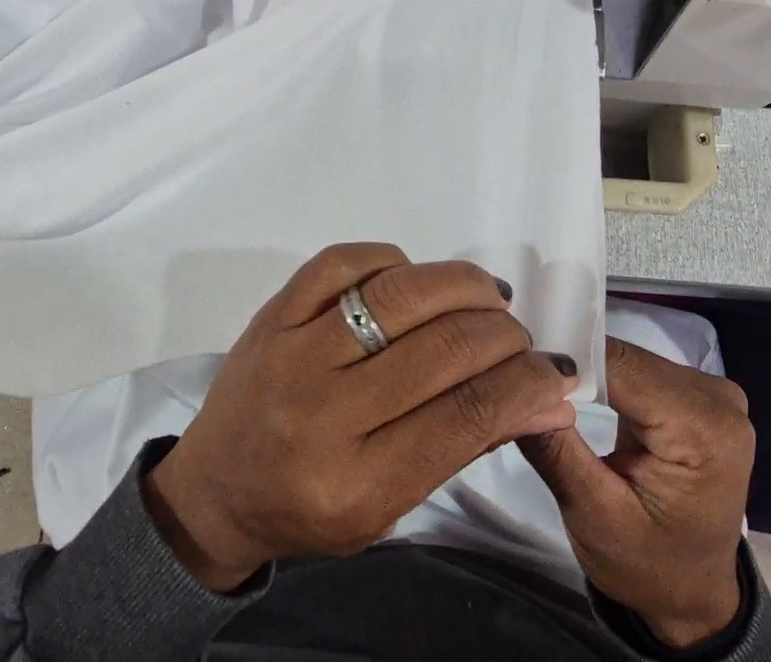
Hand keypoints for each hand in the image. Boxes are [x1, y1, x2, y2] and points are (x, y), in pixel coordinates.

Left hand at [144, 243, 579, 591]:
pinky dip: (394, 260)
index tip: (555, 373)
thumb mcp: (389, 507)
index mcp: (354, 482)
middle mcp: (321, 413)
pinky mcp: (273, 314)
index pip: (465, 416)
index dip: (527, 386)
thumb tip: (549, 398)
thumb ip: (464, 447)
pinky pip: (342, 262)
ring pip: (399, 296)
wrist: (215, 487)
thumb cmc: (308, 510)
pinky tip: (416, 279)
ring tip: (489, 299)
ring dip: (463, 287)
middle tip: (518, 339)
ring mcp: (291, 354)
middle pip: (441, 350)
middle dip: (503, 337)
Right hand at [518, 337, 753, 649]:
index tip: (513, 367)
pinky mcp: (694, 395)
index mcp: (705, 428)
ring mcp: (710, 393)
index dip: (564, 359)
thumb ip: (555, 447)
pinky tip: (570, 391)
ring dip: (580, 370)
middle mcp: (717, 398)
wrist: (691, 596)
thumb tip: (517, 389)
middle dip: (569, 366)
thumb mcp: (591, 514)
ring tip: (537, 387)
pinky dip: (598, 378)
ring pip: (624, 358)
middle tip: (516, 380)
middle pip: (622, 357)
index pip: (619, 364)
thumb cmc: (647, 565)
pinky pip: (634, 370)